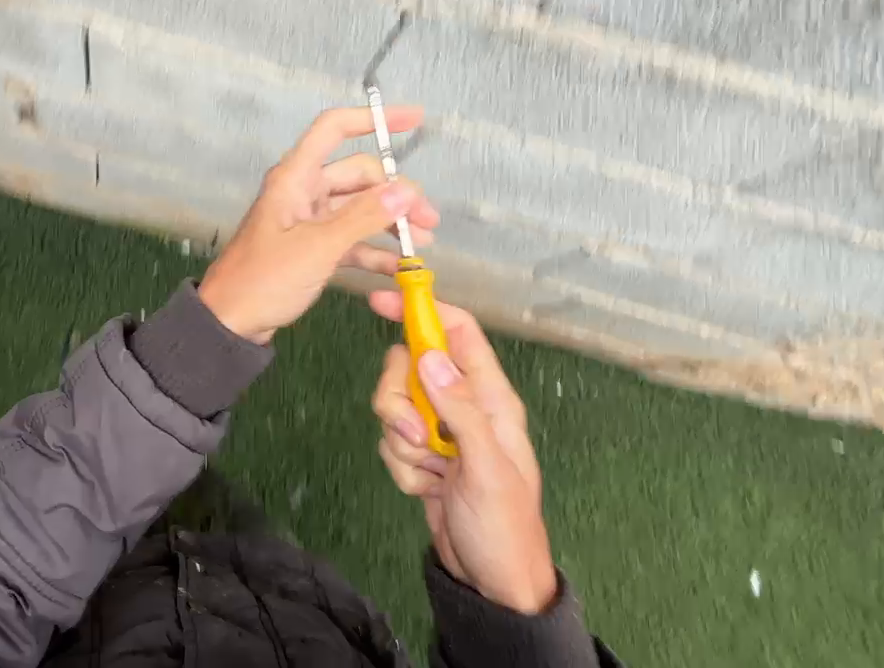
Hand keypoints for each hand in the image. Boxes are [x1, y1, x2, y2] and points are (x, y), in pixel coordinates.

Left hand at [198, 106, 440, 344]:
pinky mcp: (311, 247)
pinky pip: (351, 238)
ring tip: (422, 243)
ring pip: (358, 207)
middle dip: (396, 192)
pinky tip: (401, 267)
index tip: (414, 119)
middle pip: (357, 174)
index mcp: (295, 177)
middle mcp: (302, 191)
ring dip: (390, 221)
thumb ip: (363, 217)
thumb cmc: (264, 279)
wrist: (230, 321)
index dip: (373, 118)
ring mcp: (307, 219)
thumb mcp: (318, 247)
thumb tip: (406, 190)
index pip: (334, 129)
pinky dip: (375, 249)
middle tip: (428, 221)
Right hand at [368, 293, 557, 613]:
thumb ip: (458, 409)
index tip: (380, 301)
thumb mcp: (486, 467)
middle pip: (407, 366)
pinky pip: (391, 439)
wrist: (491, 582)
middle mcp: (461, 404)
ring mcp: (439, 429)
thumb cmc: (503, 525)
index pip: (456, 332)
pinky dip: (401, 465)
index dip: (421, 309)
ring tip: (430, 472)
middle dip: (398, 400)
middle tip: (415, 435)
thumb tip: (426, 355)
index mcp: (490, 397)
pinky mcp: (421, 454)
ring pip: (393, 405)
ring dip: (401, 442)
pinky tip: (427, 489)